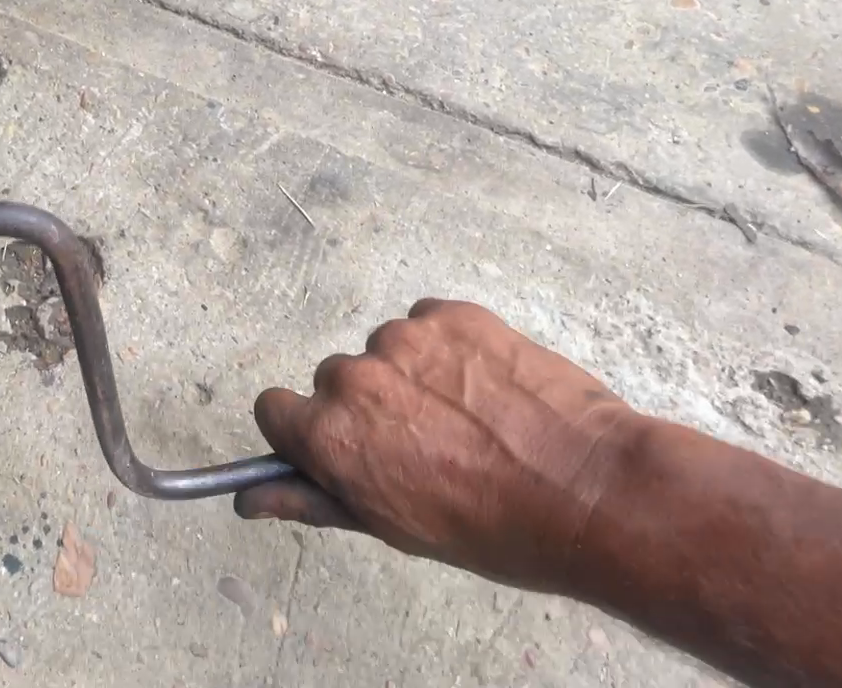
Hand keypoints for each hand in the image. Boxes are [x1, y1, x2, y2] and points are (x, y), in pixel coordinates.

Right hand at [236, 299, 639, 591]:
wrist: (596, 492)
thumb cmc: (491, 527)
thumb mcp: (391, 525)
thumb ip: (311, 500)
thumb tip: (245, 500)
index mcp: (329, 433)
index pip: (274, 407)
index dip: (304, 429)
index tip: (343, 444)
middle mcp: (352, 378)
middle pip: (335, 380)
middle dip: (367, 405)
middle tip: (424, 439)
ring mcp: (401, 338)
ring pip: (383, 350)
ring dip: (410, 374)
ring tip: (467, 413)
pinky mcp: (448, 314)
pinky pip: (426, 322)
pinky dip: (446, 347)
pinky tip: (486, 383)